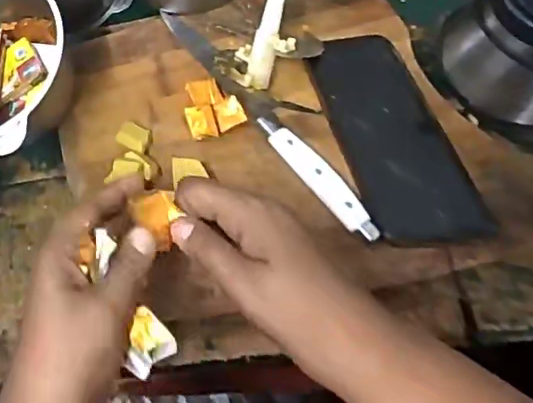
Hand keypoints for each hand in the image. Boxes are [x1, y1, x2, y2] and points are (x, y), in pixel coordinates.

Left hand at [0, 177, 156, 402]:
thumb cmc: (73, 350)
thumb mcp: (106, 308)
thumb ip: (127, 267)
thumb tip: (144, 229)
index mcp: (58, 253)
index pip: (86, 209)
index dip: (113, 192)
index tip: (141, 176)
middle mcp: (57, 265)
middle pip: (89, 228)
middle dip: (117, 214)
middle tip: (148, 201)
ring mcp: (62, 292)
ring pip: (95, 255)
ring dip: (120, 244)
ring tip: (148, 232)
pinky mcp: (72, 316)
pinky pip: (97, 281)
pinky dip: (118, 273)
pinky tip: (137, 276)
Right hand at [168, 178, 368, 370]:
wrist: (362, 345)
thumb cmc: (297, 314)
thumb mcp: (243, 286)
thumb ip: (206, 250)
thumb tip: (174, 222)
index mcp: (250, 209)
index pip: (195, 188)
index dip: (176, 210)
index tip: (170, 243)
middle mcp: (264, 205)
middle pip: (212, 198)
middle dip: (194, 222)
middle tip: (189, 263)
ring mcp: (279, 222)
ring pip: (229, 215)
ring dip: (213, 236)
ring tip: (211, 272)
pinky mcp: (289, 241)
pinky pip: (247, 229)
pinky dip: (234, 245)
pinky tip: (239, 277)